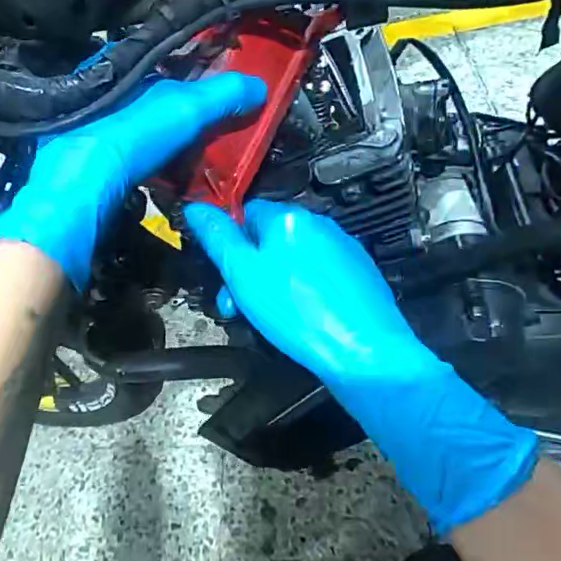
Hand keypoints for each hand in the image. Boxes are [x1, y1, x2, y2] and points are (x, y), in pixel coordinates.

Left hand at [0, 71, 265, 287]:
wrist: (77, 193)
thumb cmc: (127, 138)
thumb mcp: (183, 110)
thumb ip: (221, 96)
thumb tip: (259, 88)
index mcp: (109, 65)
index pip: (155, 59)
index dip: (185, 70)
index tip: (212, 91)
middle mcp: (91, 92)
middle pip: (145, 97)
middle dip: (176, 114)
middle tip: (207, 129)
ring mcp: (81, 129)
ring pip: (134, 129)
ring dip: (164, 144)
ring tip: (192, 158)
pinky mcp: (82, 163)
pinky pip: (124, 158)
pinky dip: (147, 165)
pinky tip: (165, 179)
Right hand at [185, 199, 536, 532]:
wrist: (364, 354)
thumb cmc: (297, 312)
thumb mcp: (242, 273)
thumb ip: (217, 237)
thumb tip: (196, 206)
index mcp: (289, 217)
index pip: (244, 212)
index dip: (227, 243)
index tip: (221, 274)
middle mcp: (320, 225)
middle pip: (266, 240)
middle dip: (245, 271)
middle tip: (235, 306)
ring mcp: (343, 251)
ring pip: (289, 261)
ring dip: (268, 285)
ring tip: (262, 319)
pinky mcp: (358, 277)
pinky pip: (313, 277)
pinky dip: (296, 293)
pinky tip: (294, 320)